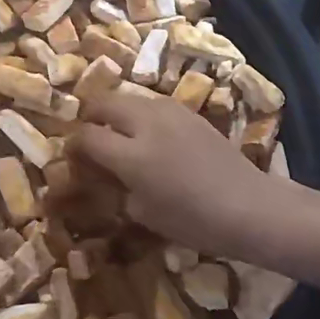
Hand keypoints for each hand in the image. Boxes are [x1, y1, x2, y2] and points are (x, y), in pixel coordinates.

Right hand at [64, 92, 279, 258]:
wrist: (248, 205)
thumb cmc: (193, 220)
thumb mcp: (143, 212)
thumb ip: (117, 187)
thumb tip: (103, 174)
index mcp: (131, 154)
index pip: (87, 136)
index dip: (72, 146)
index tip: (71, 157)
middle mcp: (146, 123)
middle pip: (104, 103)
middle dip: (90, 117)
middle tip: (90, 136)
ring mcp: (170, 112)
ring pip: (129, 97)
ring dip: (116, 111)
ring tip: (117, 132)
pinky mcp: (188, 111)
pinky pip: (152, 103)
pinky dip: (140, 113)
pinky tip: (147, 134)